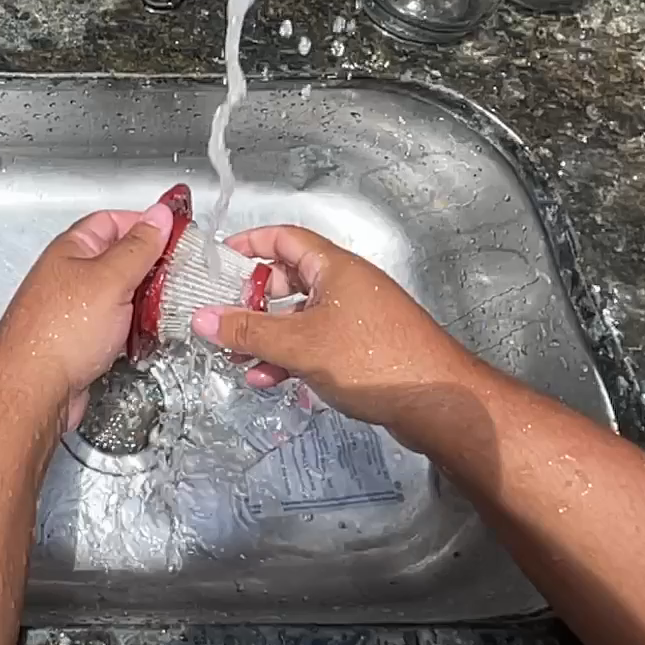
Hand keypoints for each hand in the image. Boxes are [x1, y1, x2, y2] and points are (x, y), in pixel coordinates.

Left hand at [0, 201, 173, 428]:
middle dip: (150, 266)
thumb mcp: (110, 279)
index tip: (177, 231)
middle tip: (178, 274)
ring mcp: (76, 307)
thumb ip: (138, 247)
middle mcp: (71, 274)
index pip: (114, 220)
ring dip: (145, 300)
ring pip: (121, 294)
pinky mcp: (82, 338)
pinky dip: (134, 327)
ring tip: (164, 307)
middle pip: (120, 258)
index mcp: (73, 248)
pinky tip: (145, 335)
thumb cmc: (58, 333)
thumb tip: (159, 216)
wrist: (34, 390)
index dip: (146, 223)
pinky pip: (117, 323)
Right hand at [190, 225, 486, 432]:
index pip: (282, 237)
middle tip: (223, 317)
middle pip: (286, 279)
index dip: (248, 243)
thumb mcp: (299, 344)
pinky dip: (289, 355)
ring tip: (239, 357)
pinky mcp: (361, 346)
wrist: (442, 407)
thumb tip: (202, 319)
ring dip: (267, 334)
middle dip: (251, 300)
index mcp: (333, 267)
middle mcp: (344, 284)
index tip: (218, 259)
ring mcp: (354, 316)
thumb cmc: (374, 360)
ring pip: (297, 315)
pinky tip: (270, 378)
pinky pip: (313, 341)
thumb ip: (247, 331)